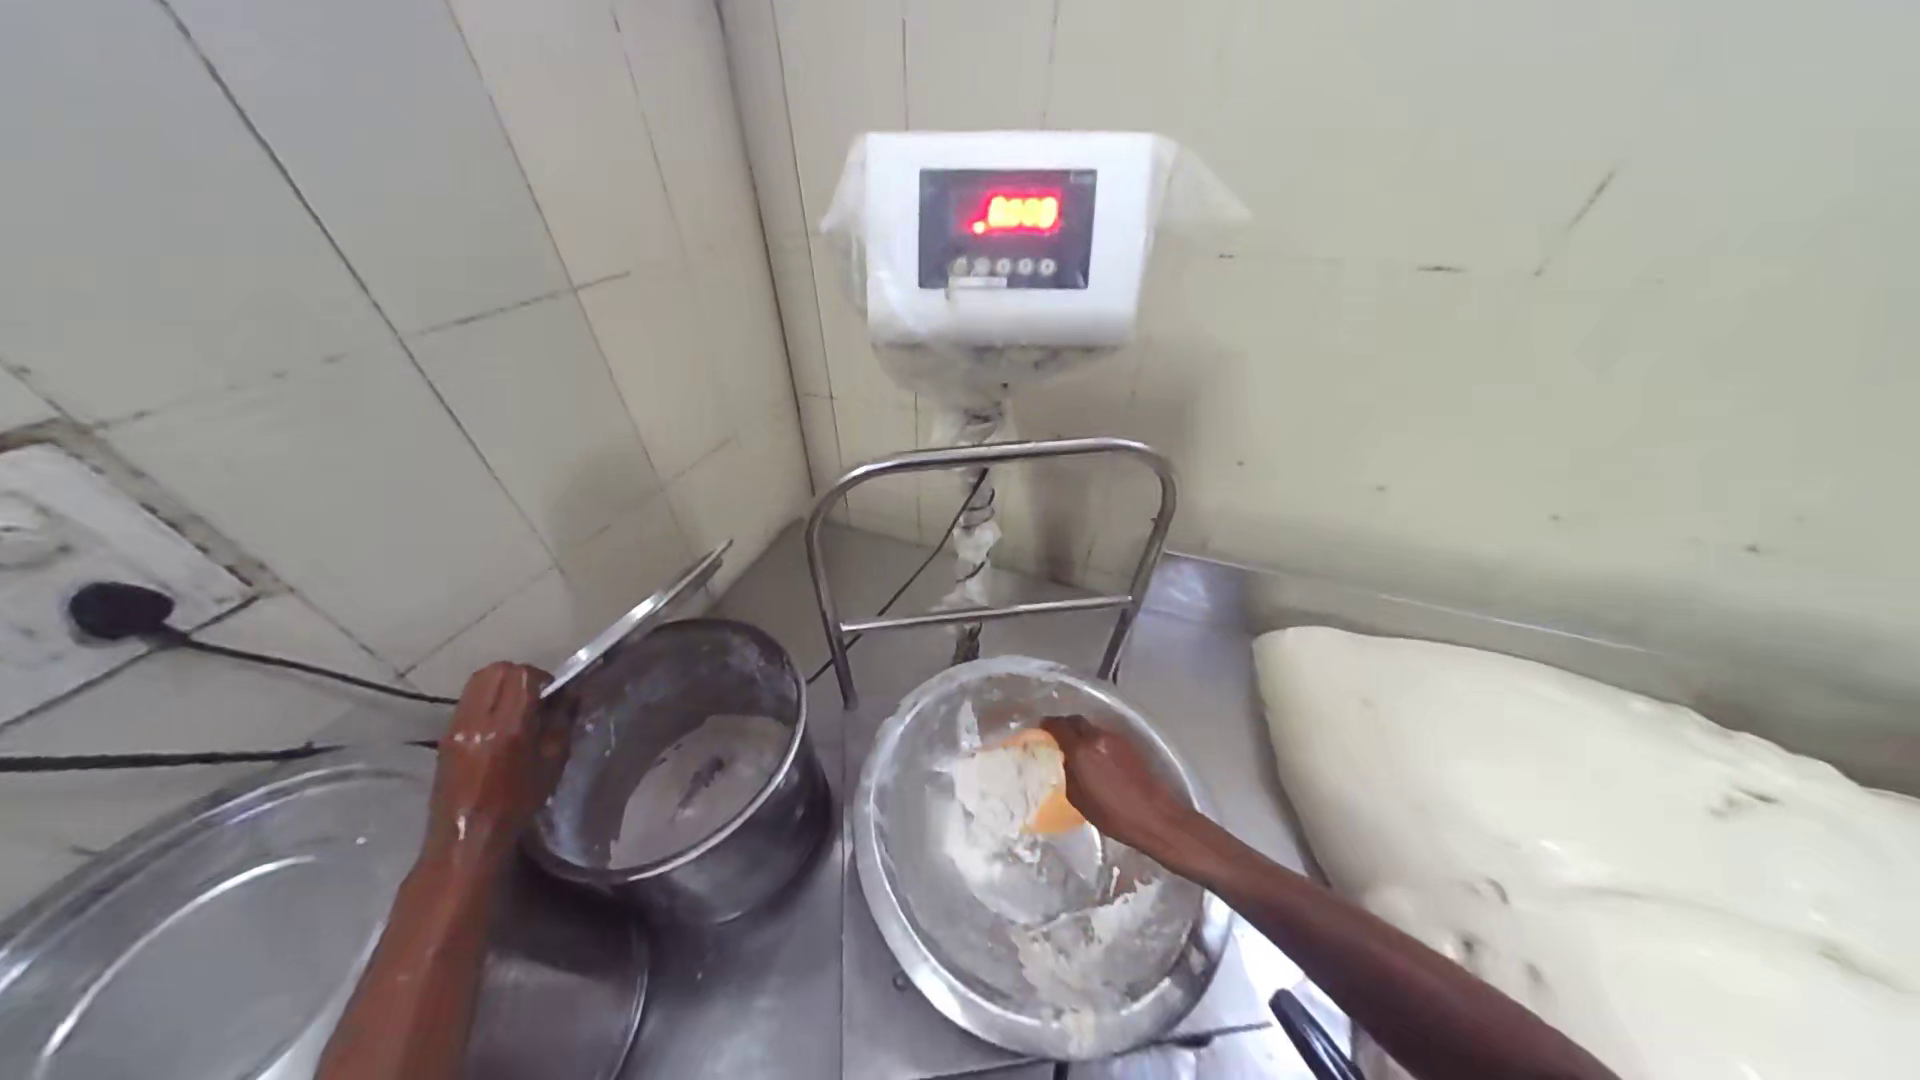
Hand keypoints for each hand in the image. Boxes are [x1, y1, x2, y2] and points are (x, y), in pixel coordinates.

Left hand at [427, 662, 560, 863]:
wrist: (469, 835)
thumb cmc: (519, 800)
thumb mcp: (554, 761)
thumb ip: (562, 722)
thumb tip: (570, 694)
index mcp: (509, 727)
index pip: (521, 675)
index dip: (541, 677)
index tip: (552, 695)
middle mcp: (478, 720)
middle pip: (496, 670)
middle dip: (519, 675)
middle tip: (534, 696)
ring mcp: (456, 725)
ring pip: (478, 681)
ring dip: (501, 684)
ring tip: (516, 707)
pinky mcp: (445, 734)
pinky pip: (468, 699)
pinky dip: (486, 699)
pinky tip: (498, 722)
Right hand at [1040, 714, 1196, 855]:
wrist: (1155, 816)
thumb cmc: (1113, 815)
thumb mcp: (1078, 799)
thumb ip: (1066, 773)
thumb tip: (1062, 761)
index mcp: (1082, 750)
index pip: (1058, 725)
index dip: (1047, 725)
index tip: (1041, 730)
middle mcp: (1097, 737)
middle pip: (1075, 720)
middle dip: (1063, 726)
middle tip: (1057, 739)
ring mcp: (1115, 738)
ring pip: (1090, 727)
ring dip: (1080, 734)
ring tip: (1076, 751)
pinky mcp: (1128, 743)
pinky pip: (1103, 735)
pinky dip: (1094, 741)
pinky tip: (1095, 758)